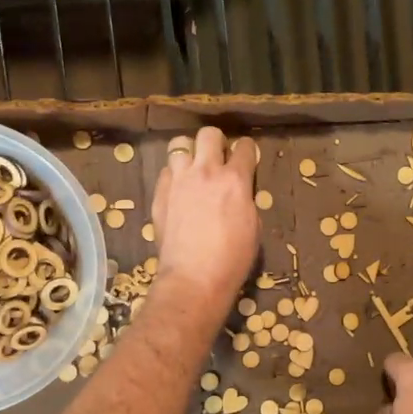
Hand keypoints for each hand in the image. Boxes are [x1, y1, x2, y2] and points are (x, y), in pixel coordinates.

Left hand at [151, 126, 259, 309]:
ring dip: (189, 152)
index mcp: (235, 180)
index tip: (246, 158)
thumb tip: (240, 192)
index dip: (247, 151)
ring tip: (193, 167)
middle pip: (208, 134)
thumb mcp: (253, 227)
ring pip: (179, 144)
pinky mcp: (159, 194)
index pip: (244, 147)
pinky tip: (179, 189)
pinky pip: (166, 171)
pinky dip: (174, 174)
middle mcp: (205, 172)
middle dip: (216, 142)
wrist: (194, 279)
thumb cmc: (232, 259)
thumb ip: (245, 200)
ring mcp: (178, 181)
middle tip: (218, 158)